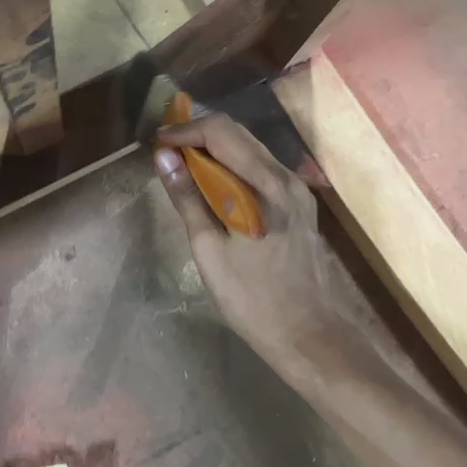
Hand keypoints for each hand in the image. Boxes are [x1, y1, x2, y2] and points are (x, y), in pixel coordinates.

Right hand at [154, 115, 367, 378]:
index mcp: (266, 185)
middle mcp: (286, 177)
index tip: (157, 143)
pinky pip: (261, 168)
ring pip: (251, 148)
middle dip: (199, 134)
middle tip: (166, 151)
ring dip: (216, 149)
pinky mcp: (299, 203)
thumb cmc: (252, 299)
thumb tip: (164, 158)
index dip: (185, 130)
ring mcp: (297, 189)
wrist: (308, 336)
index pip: (221, 133)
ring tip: (183, 165)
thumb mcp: (210, 249)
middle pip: (238, 134)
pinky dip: (233, 165)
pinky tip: (214, 184)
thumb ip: (187, 198)